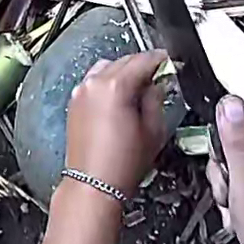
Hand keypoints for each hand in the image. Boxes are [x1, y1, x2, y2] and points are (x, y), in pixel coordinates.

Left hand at [64, 49, 169, 194]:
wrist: (92, 185)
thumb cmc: (123, 163)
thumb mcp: (153, 130)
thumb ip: (156, 99)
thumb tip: (157, 83)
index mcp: (116, 86)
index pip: (142, 60)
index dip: (159, 59)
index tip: (168, 60)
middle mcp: (96, 83)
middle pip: (124, 60)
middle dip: (142, 65)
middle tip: (158, 75)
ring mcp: (82, 90)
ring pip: (107, 67)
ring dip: (124, 71)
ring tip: (138, 86)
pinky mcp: (74, 100)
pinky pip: (94, 80)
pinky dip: (108, 81)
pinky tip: (118, 96)